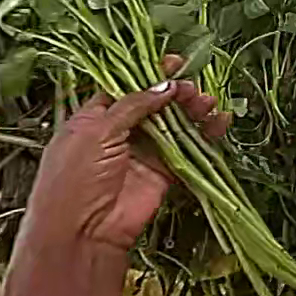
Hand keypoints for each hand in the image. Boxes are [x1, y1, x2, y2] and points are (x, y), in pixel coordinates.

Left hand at [21, 55, 231, 252]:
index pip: (125, 89)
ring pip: (176, 123)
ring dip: (193, 110)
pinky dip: (208, 133)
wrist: (84, 233)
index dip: (148, 75)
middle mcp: (121, 133)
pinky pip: (191, 147)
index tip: (174, 62)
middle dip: (176, 92)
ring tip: (206, 103)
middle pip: (156, 104)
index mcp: (94, 121)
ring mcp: (146, 152)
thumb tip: (165, 85)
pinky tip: (220, 121)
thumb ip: (133, 106)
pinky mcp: (166, 170)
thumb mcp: (96, 134)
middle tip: (191, 88)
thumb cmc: (75, 180)